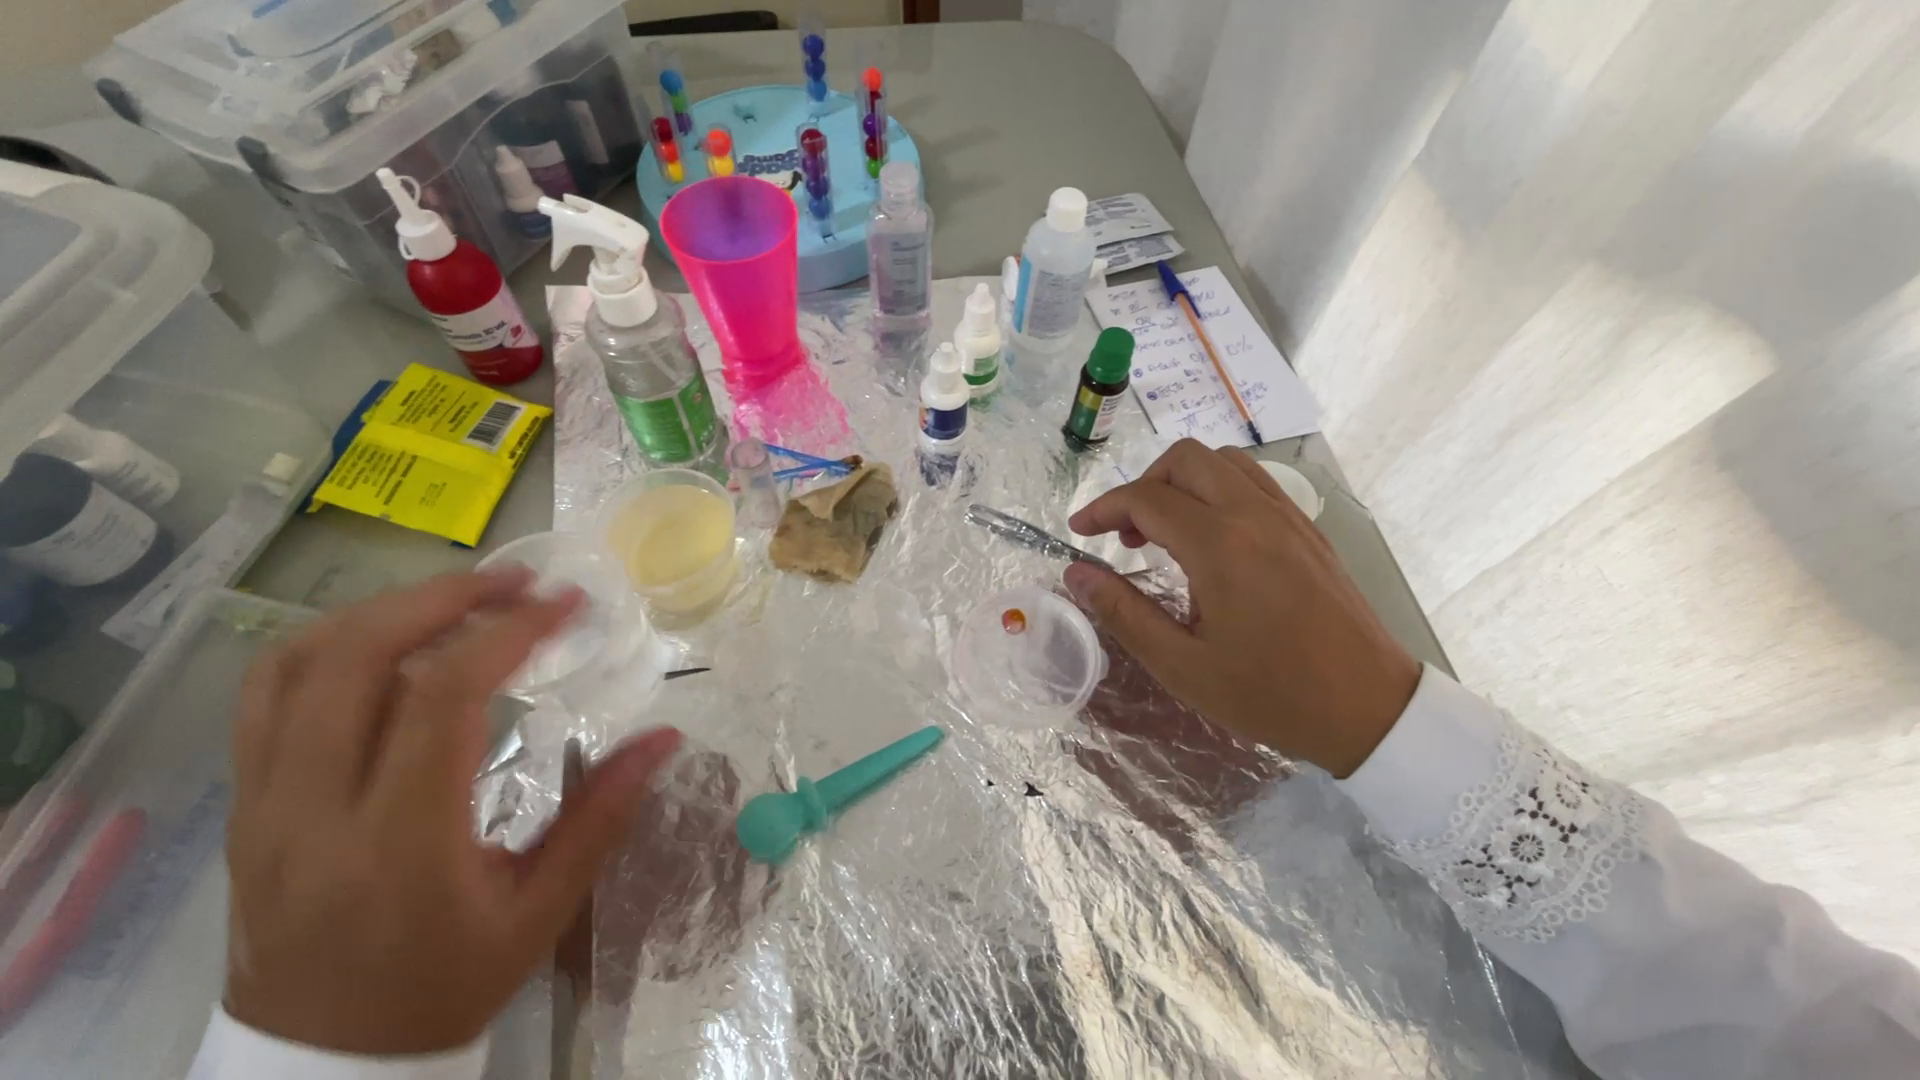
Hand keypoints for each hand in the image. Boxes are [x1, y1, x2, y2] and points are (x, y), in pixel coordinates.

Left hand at [225, 569, 682, 1055]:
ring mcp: (264, 802)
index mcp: (400, 842)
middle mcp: (315, 810)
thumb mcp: (541, 913)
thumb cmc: (445, 986)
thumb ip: (601, 816)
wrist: (320, 1062)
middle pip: (358, 657)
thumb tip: (665, 736)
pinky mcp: (244, 802)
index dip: (509, 632)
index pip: (443, 698)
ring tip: (457, 597)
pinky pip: (266, 693)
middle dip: (444, 598)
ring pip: (299, 662)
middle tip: (515, 579)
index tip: (566, 603)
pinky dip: (330, 642)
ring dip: (385, 610)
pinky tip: (387, 639)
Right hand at [1065, 440, 1419, 777]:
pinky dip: (1217, 490)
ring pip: (1222, 462)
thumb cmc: (1271, 695)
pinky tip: (1211, 537)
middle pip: (1185, 459)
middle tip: (1124, 534)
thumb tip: (1076, 573)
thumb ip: (1124, 612)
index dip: (1103, 509)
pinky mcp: (1307, 529)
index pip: (1146, 498)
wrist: (1369, 707)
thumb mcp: (1182, 666)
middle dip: (1142, 485)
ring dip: (1181, 482)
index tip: (1079, 532)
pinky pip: (1253, 482)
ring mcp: (1287, 516)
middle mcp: (1254, 515)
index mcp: (1220, 547)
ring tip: (1165, 532)